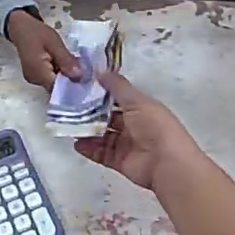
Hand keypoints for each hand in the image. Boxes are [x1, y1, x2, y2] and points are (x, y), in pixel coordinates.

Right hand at [6, 10, 82, 88]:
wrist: (20, 27)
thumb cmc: (37, 33)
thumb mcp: (54, 43)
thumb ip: (66, 60)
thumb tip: (79, 77)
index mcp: (39, 73)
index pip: (58, 89)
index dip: (73, 86)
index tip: (86, 80)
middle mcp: (35, 80)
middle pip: (57, 87)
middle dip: (70, 80)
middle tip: (83, 68)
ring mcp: (34, 79)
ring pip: (54, 83)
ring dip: (65, 76)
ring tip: (76, 64)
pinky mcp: (35, 76)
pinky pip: (50, 78)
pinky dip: (59, 73)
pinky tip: (65, 63)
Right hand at [73, 71, 204, 191]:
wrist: (166, 163)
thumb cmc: (154, 126)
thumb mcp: (136, 101)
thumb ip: (117, 86)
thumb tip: (100, 71)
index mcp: (141, 108)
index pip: (118, 99)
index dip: (101, 93)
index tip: (81, 87)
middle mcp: (134, 125)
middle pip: (108, 117)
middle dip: (91, 113)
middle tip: (69, 107)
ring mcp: (126, 144)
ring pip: (103, 136)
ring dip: (87, 131)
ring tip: (69, 125)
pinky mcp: (120, 161)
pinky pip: (101, 153)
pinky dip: (89, 149)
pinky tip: (76, 143)